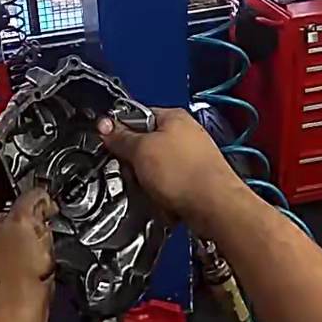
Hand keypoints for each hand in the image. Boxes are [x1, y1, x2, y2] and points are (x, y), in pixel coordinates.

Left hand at [0, 149, 56, 313]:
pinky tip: (40, 197)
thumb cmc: (17, 272)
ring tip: (30, 168)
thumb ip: (34, 195)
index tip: (0, 135)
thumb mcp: (27, 219)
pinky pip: (13, 210)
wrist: (24, 306)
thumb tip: (41, 190)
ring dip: (15, 183)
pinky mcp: (6, 242)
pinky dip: (24, 200)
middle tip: (17, 148)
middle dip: (2, 165)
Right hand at [98, 108, 245, 229]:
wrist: (215, 206)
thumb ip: (122, 137)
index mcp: (173, 117)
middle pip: (145, 144)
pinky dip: (162, 194)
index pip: (138, 116)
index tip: (111, 143)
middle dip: (135, 163)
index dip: (121, 130)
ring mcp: (191, 158)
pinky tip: (163, 201)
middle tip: (133, 173)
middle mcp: (185, 134)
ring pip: (155, 168)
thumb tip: (106, 125)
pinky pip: (168, 185)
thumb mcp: (142, 150)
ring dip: (147, 182)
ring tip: (151, 190)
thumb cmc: (184, 173)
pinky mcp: (194, 180)